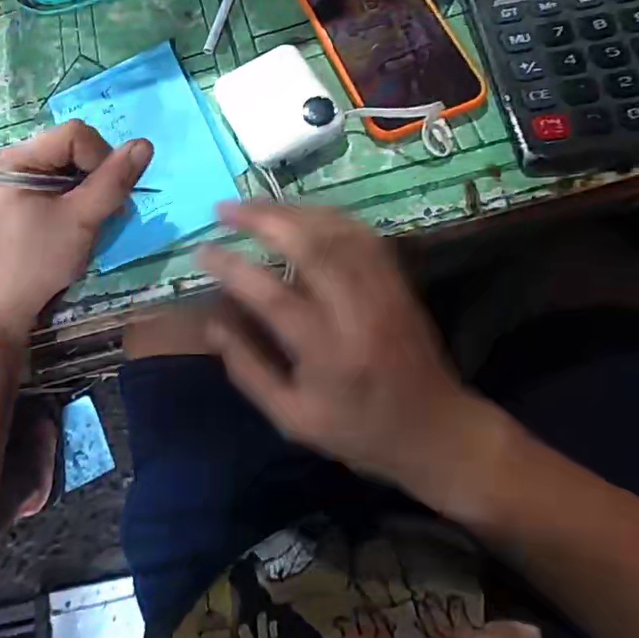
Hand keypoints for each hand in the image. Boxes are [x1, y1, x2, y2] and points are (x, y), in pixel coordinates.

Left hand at [0, 121, 151, 343]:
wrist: (5, 307)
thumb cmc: (37, 261)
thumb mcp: (81, 220)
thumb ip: (113, 181)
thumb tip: (145, 145)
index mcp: (20, 157)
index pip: (76, 134)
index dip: (101, 157)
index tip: (107, 194)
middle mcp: (22, 160)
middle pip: (78, 146)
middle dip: (100, 173)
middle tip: (106, 208)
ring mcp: (28, 178)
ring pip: (79, 164)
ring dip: (97, 187)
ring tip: (97, 216)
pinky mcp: (36, 196)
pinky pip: (71, 181)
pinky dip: (87, 197)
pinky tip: (86, 219)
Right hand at [199, 202, 521, 496]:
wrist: (437, 431)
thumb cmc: (358, 432)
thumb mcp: (292, 419)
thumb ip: (248, 369)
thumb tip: (210, 322)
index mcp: (328, 353)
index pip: (271, 296)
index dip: (232, 267)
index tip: (201, 250)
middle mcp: (358, 312)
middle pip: (309, 246)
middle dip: (261, 218)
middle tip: (224, 209)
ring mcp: (383, 289)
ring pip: (335, 230)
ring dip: (290, 210)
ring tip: (253, 205)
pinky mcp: (397, 279)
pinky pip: (360, 232)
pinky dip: (325, 214)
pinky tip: (299, 212)